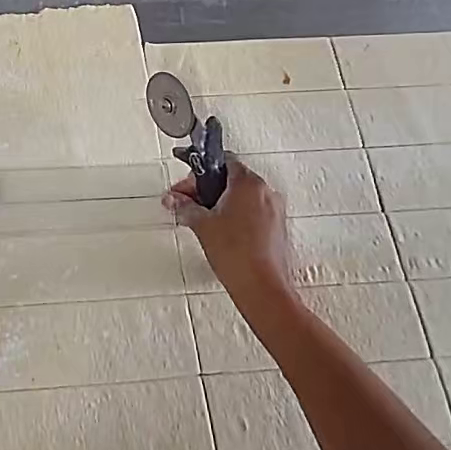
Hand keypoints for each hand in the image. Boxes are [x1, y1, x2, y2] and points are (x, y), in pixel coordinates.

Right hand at [163, 158, 296, 307]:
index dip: (199, 172)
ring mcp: (273, 210)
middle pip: (230, 179)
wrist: (260, 287)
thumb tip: (175, 200)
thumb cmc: (238, 255)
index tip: (187, 180)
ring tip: (200, 220)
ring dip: (219, 203)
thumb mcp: (202, 225)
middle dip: (205, 189)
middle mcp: (265, 192)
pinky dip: (234, 216)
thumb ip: (186, 207)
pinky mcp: (275, 228)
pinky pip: (252, 212)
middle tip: (186, 202)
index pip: (222, 161)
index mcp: (248, 183)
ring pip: (241, 196)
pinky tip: (219, 232)